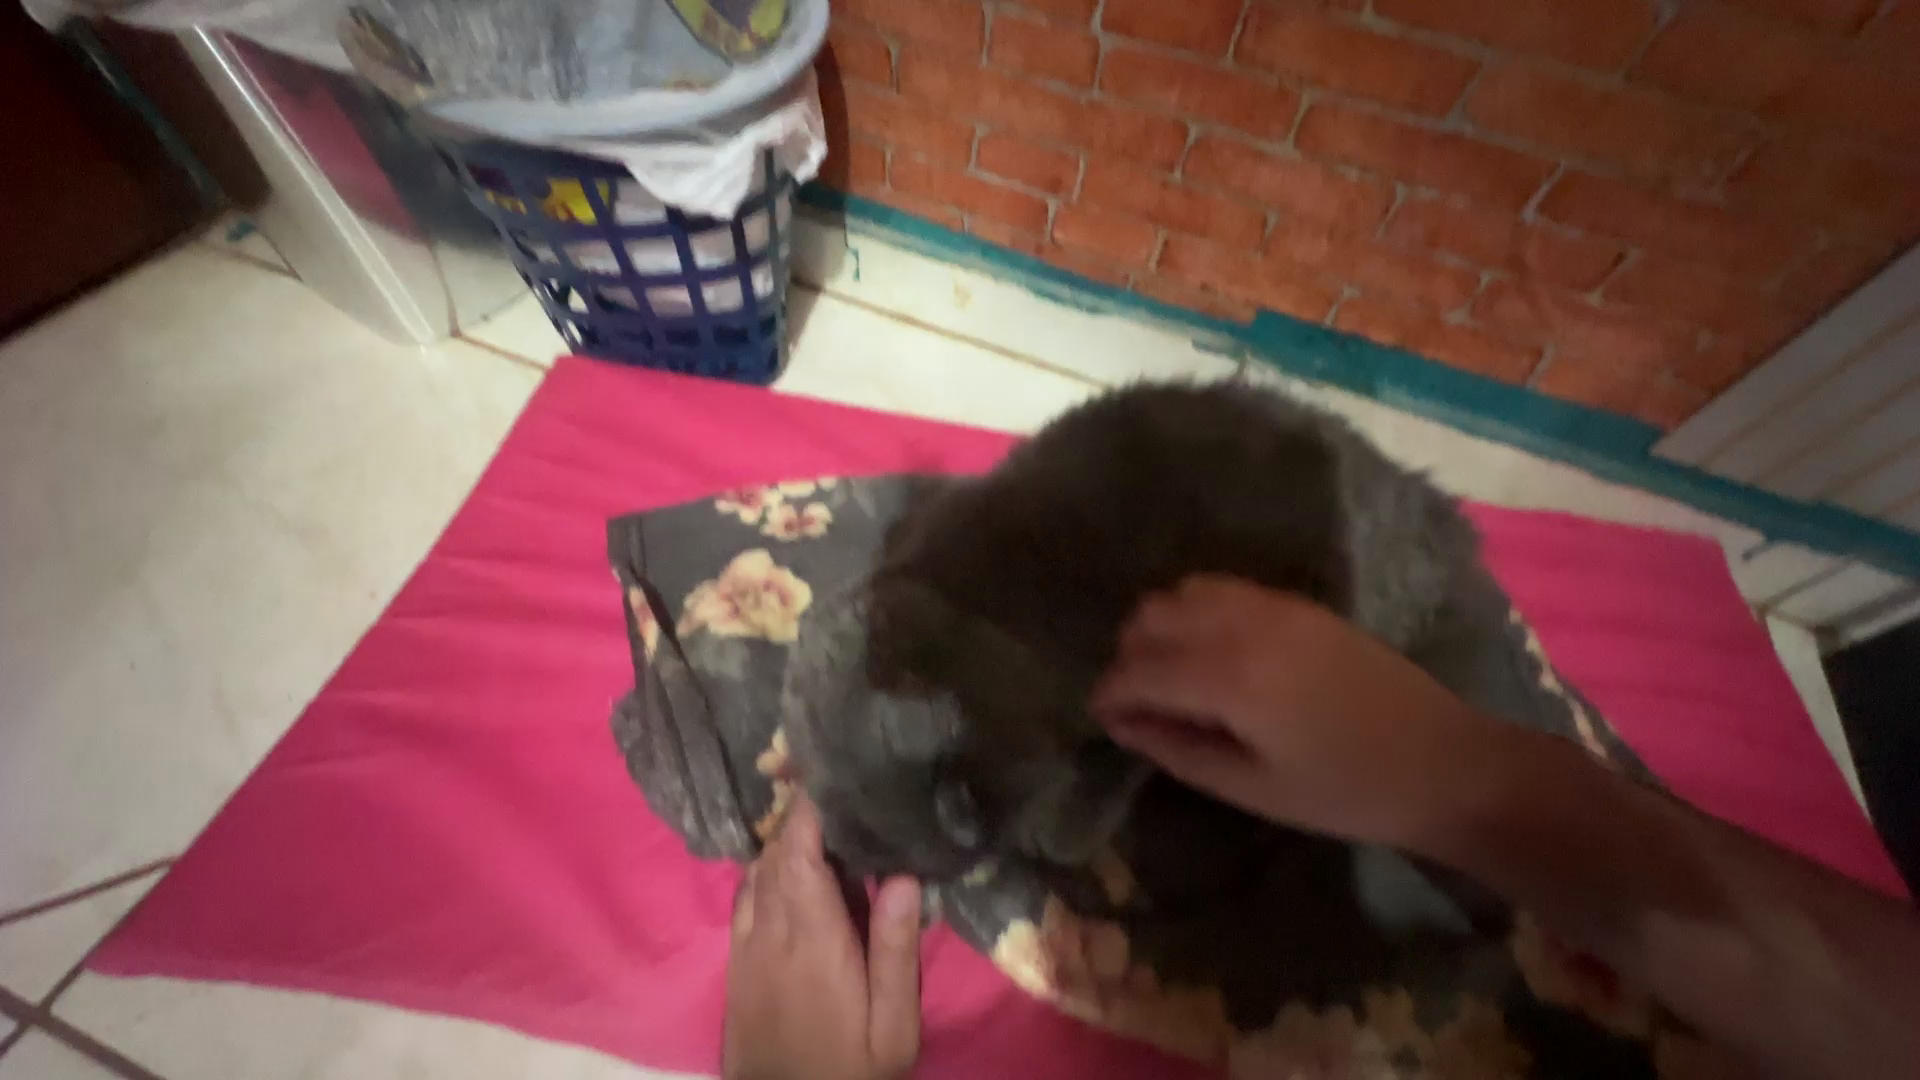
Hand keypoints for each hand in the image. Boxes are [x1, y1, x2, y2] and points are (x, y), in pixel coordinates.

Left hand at [723, 794, 923, 1079]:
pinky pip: (745, 897)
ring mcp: (746, 948)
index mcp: (812, 938)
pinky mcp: (736, 965)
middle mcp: (770, 933)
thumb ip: (895, 952)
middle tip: (832, 786)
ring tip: (816, 819)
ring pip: (757, 872)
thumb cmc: (850, 1069)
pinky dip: (765, 869)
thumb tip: (902, 876)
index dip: (810, 810)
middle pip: (776, 854)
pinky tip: (786, 867)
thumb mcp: (893, 1026)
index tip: (830, 775)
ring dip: (782, 840)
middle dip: (800, 816)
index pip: (800, 854)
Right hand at [1089, 576, 1506, 848]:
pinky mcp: (1291, 601)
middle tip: (1136, 703)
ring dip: (1158, 629)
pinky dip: (1191, 612)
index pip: (1138, 670)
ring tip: (1169, 675)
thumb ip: (1175, 749)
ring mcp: (1268, 604)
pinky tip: (1207, 652)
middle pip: (1148, 618)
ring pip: (1178, 593)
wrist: (1446, 762)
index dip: (1108, 694)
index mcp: (1227, 676)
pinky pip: (1215, 588)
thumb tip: (1120, 723)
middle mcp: (1239, 623)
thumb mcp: (1250, 787)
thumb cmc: (1344, 790)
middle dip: (1128, 658)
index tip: (1101, 719)